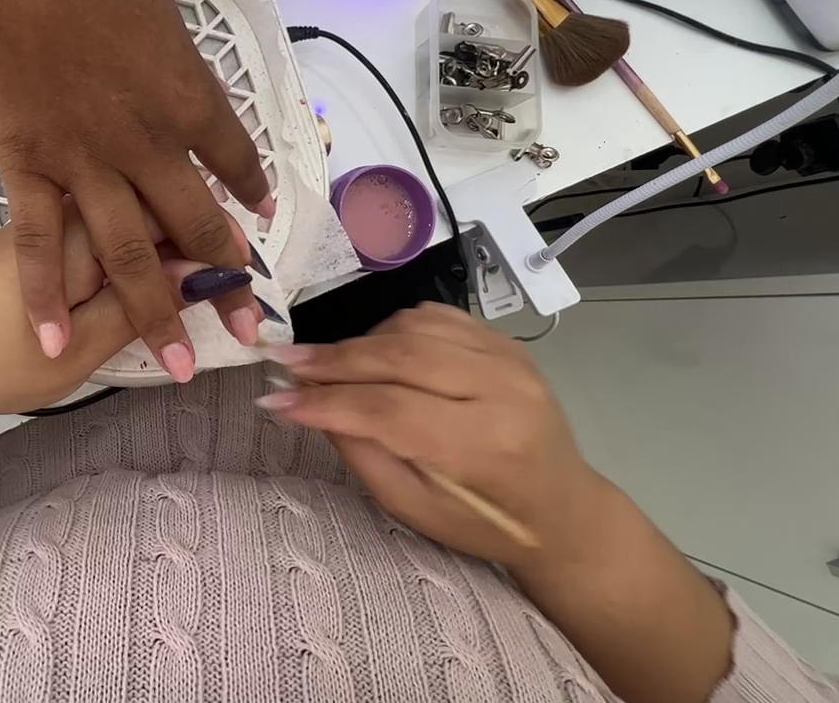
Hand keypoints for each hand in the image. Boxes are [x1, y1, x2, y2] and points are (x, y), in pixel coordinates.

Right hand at [0, 0, 271, 382]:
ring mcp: (85, 165)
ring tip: (178, 364)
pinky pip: (38, 244)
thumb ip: (181, 76)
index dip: (252, 196)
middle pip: (196, 225)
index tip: (259, 222)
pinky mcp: (27, 169)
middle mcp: (147, 145)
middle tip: (250, 329)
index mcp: (188, 98)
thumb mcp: (161, 17)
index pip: (236, 163)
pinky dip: (47, 295)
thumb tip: (195, 110)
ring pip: (127, 254)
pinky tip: (58, 341)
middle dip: (226, 282)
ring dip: (156, 313)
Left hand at [0, 203, 239, 421]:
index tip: (252, 311)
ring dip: (179, 241)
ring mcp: (56, 212)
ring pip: (136, 211)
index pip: (175, 234)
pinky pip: (108, 218)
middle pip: (162, 214)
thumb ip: (140, 307)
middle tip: (245, 294)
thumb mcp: (76, 350)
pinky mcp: (41, 226)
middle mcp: (76, 206)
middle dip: (212, 250)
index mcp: (87, 231)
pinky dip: (142, 239)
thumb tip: (201, 278)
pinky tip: (161, 258)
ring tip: (218, 274)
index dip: (223, 268)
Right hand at [258, 304, 737, 702]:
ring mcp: (509, 357)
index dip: (326, 402)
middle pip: (398, 357)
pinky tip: (373, 349)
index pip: (389, 409)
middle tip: (283, 362)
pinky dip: (392, 328)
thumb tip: (306, 402)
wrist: (564, 507)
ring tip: (326, 363)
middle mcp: (503, 390)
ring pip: (411, 327)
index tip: (275, 400)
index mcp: (485, 446)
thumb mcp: (415, 508)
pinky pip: (432, 315)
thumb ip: (361, 452)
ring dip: (360, 342)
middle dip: (332, 360)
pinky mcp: (504, 339)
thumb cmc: (485, 522)